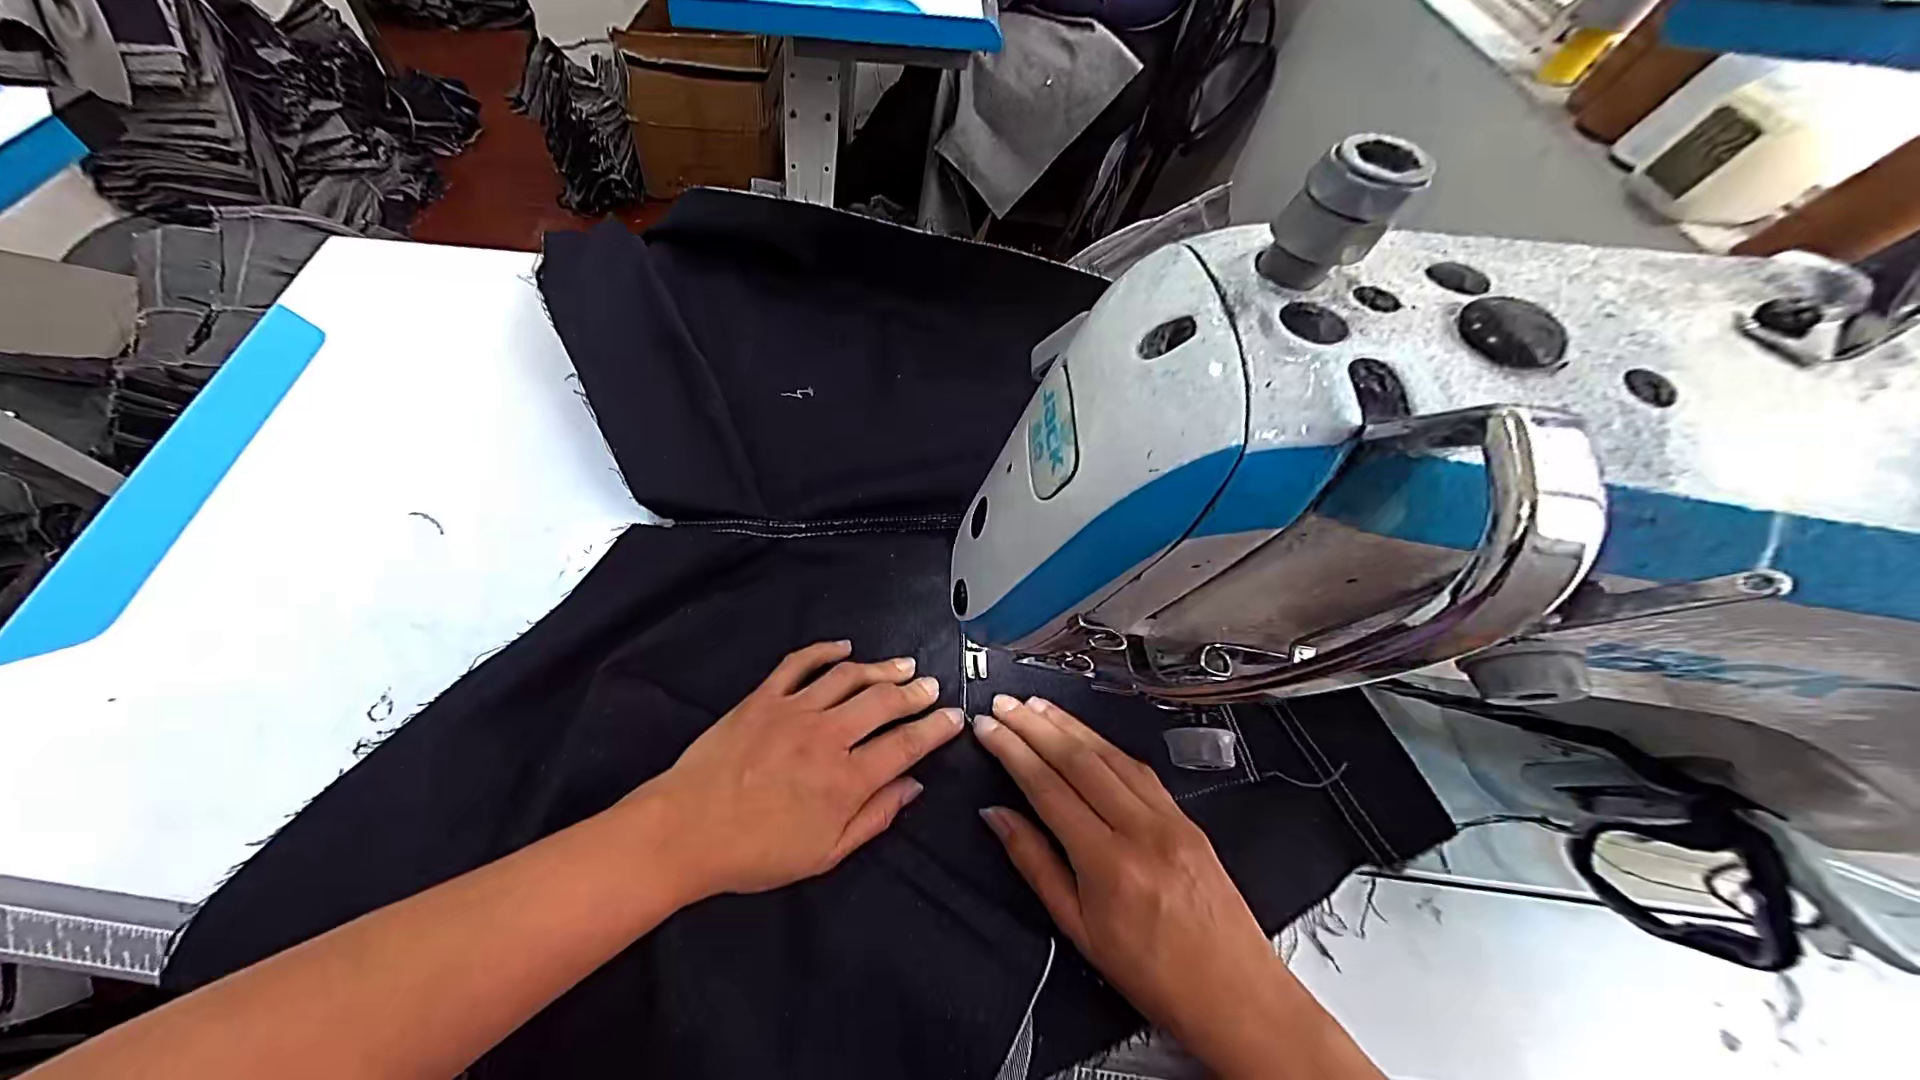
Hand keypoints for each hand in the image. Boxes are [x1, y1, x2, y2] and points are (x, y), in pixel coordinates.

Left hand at [629, 640, 963, 899]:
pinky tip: (845, 647)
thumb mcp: (825, 854)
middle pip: (885, 702)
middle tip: (931, 686)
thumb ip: (875, 817)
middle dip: (915, 691)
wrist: (684, 832)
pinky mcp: (764, 697)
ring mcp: (794, 711)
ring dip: (882, 668)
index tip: (953, 716)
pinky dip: (825, 651)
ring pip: (850, 676)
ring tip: (902, 665)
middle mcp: (827, 737)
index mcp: (846, 780)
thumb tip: (913, 786)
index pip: (907, 744)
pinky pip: (800, 663)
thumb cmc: (756, 853)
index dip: (936, 728)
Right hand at [972, 695, 1381, 1079]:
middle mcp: (1142, 831)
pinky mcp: (1186, 816)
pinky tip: (1086, 732)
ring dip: (1067, 724)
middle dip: (1033, 725)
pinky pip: (1138, 767)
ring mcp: (1169, 818)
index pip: (1047, 787)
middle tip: (1005, 705)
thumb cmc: (1158, 975)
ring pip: (1108, 753)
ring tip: (1036, 706)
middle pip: (1076, 759)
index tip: (990, 729)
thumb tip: (998, 818)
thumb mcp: (1078, 930)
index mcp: (1109, 864)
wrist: (1235, 995)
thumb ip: (1034, 863)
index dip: (1012, 751)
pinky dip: (1104, 742)